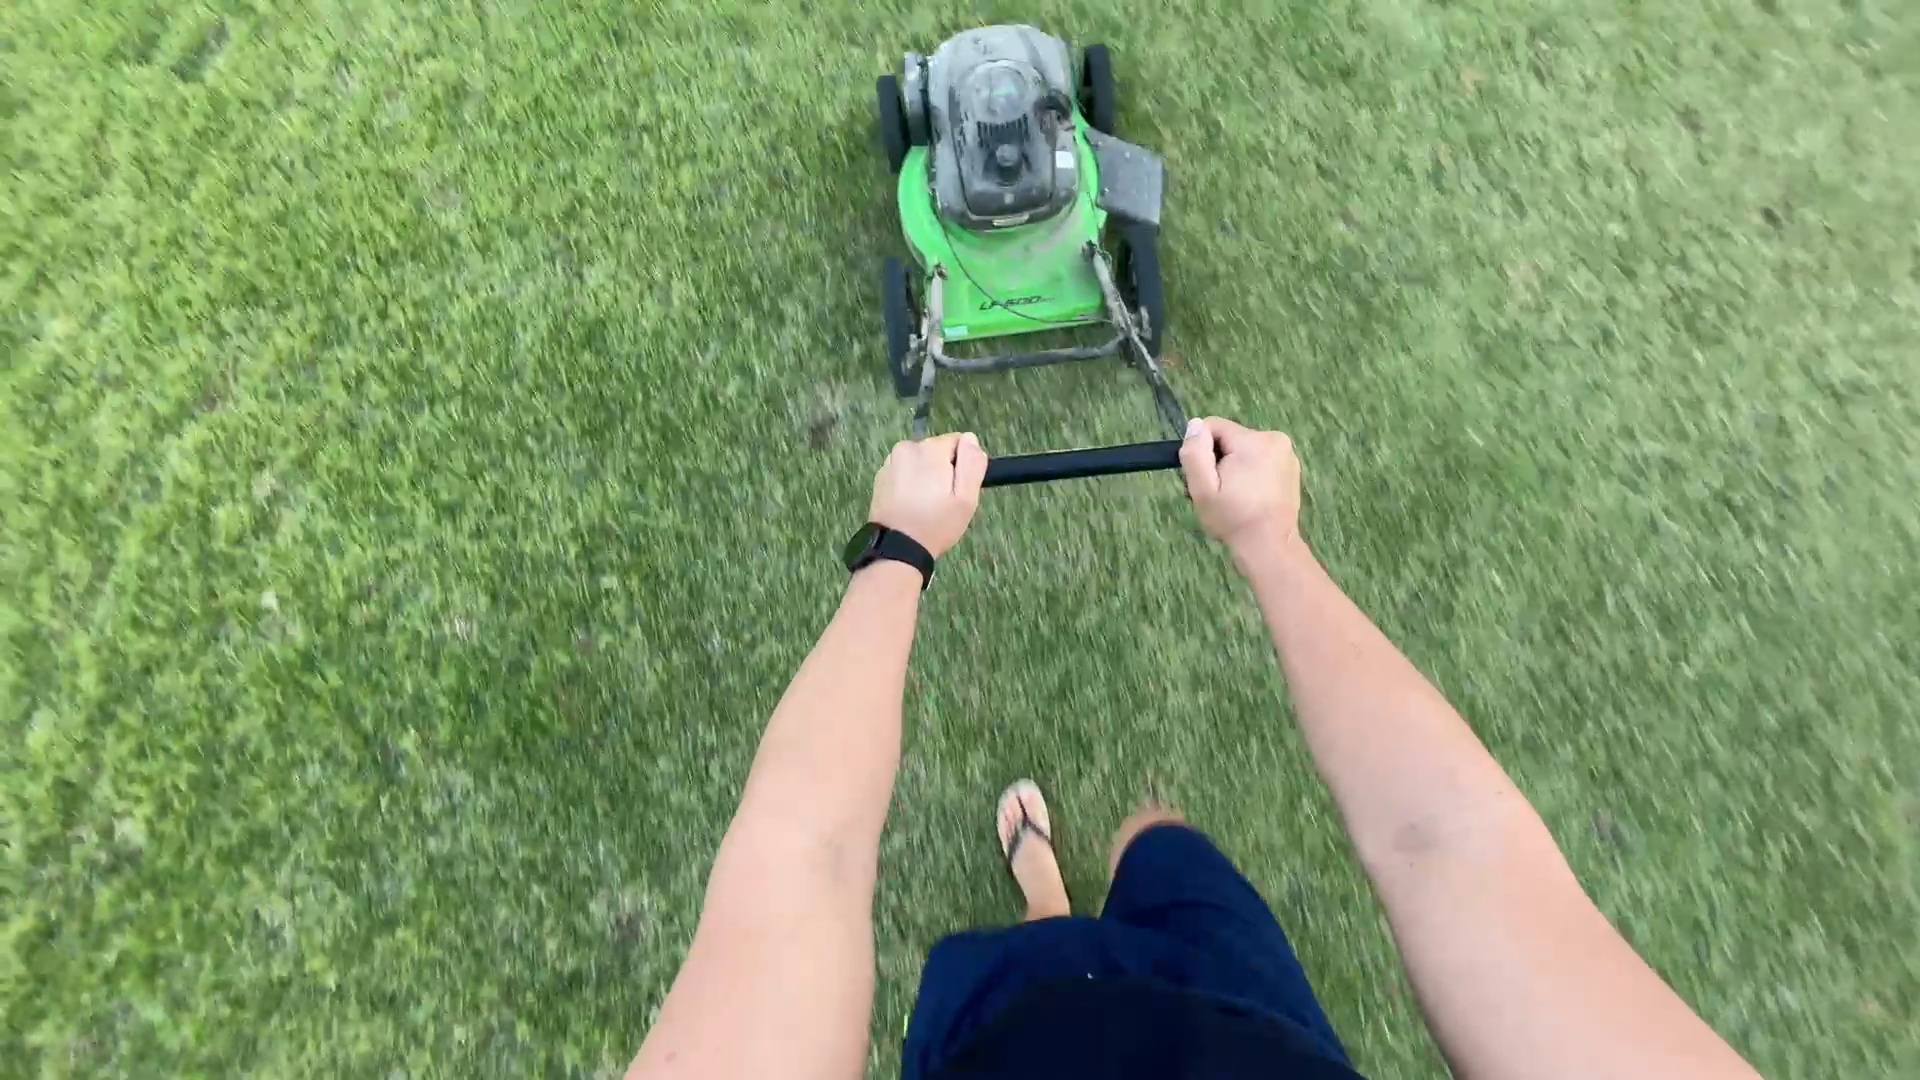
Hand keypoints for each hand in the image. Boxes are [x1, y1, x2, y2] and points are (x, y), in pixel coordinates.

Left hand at [868, 432, 987, 557]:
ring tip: (926, 503)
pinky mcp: (880, 477)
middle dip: (943, 470)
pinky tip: (911, 504)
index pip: (958, 442)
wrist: (898, 548)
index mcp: (930, 449)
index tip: (958, 488)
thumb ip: (972, 463)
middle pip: (937, 450)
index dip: (962, 465)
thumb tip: (971, 438)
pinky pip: (904, 472)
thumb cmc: (936, 524)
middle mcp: (907, 447)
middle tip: (943, 499)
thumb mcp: (966, 498)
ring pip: (920, 461)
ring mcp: (890, 462)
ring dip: (926, 476)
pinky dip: (910, 482)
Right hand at [1179, 417, 1302, 556]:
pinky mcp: (1291, 467)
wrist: (1269, 544)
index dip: (1201, 450)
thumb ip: (1194, 453)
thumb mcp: (1203, 488)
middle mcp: (1274, 439)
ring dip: (1233, 468)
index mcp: (1253, 441)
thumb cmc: (1233, 518)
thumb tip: (1194, 425)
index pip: (1213, 426)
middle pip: (1229, 439)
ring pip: (1244, 450)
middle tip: (1216, 491)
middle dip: (1218, 461)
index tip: (1205, 477)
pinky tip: (1249, 496)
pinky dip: (1250, 473)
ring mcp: (1286, 453)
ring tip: (1233, 496)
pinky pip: (1260, 460)